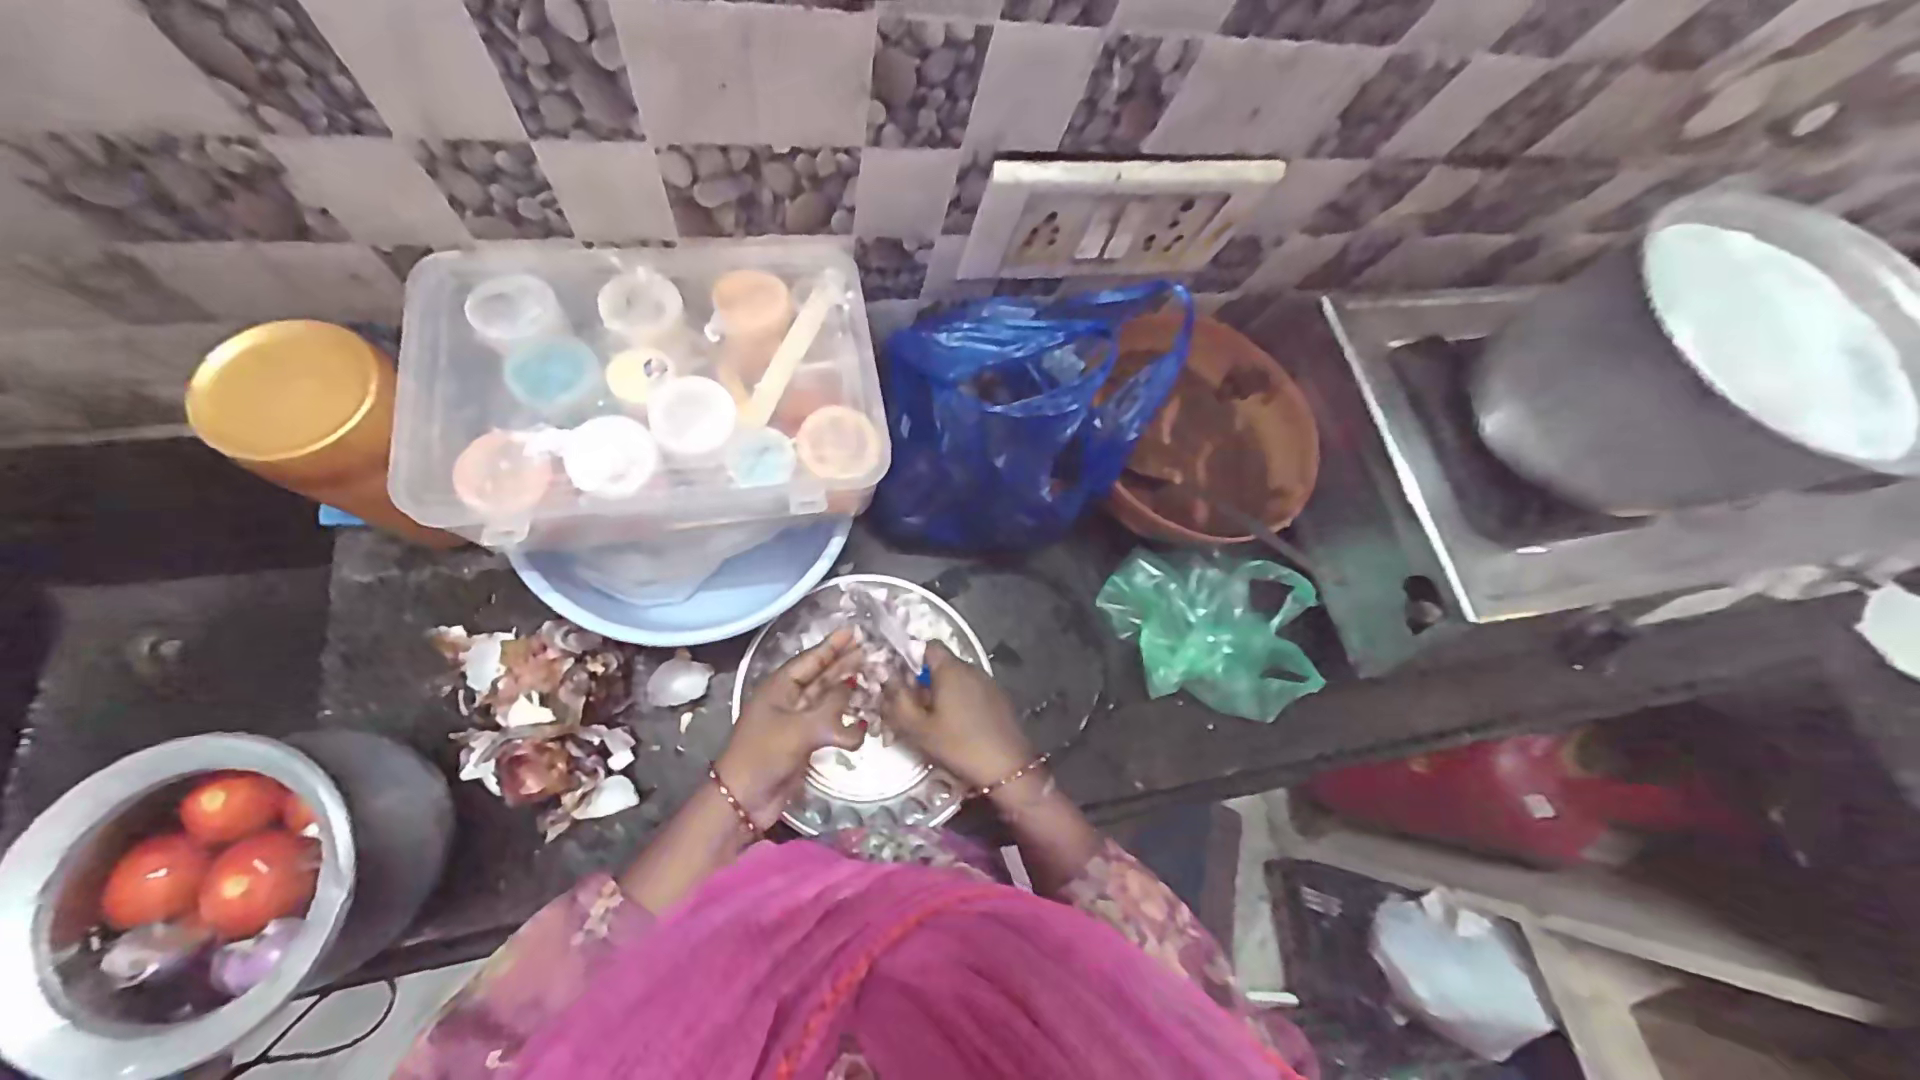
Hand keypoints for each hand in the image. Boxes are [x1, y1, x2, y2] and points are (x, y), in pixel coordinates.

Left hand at [718, 627, 864, 825]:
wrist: (744, 799)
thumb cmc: (765, 754)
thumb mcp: (801, 727)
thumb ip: (832, 709)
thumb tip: (852, 695)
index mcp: (779, 688)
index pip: (810, 660)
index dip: (832, 646)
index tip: (853, 631)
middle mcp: (788, 700)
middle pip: (820, 676)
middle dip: (843, 664)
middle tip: (867, 650)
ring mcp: (795, 722)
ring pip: (826, 699)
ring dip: (846, 690)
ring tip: (868, 676)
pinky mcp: (803, 743)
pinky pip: (829, 725)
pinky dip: (845, 724)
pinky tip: (862, 723)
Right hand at [882, 641, 1033, 789]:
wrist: (1007, 767)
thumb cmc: (958, 745)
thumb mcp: (918, 728)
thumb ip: (898, 701)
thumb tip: (888, 681)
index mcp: (951, 669)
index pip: (927, 645)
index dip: (910, 659)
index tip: (901, 682)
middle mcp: (971, 668)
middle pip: (941, 664)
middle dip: (923, 681)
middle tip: (913, 708)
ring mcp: (988, 682)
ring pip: (956, 679)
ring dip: (942, 693)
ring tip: (934, 720)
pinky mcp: (999, 698)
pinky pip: (971, 690)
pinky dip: (960, 701)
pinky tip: (958, 726)